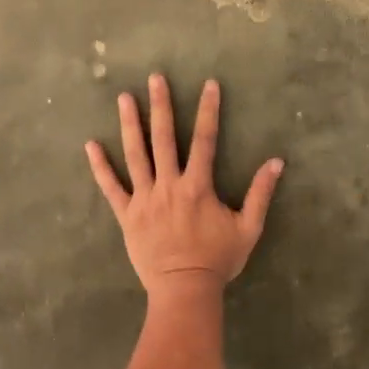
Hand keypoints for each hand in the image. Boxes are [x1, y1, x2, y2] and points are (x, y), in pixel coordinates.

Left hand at [86, 75, 284, 298]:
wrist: (184, 291)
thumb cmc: (218, 260)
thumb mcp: (248, 228)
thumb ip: (260, 194)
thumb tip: (277, 162)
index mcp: (198, 187)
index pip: (205, 140)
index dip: (208, 110)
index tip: (209, 84)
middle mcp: (169, 186)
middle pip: (164, 139)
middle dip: (161, 106)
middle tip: (156, 78)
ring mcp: (145, 200)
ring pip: (135, 155)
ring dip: (130, 125)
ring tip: (124, 97)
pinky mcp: (127, 216)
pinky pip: (111, 188)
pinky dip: (100, 167)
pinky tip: (91, 145)